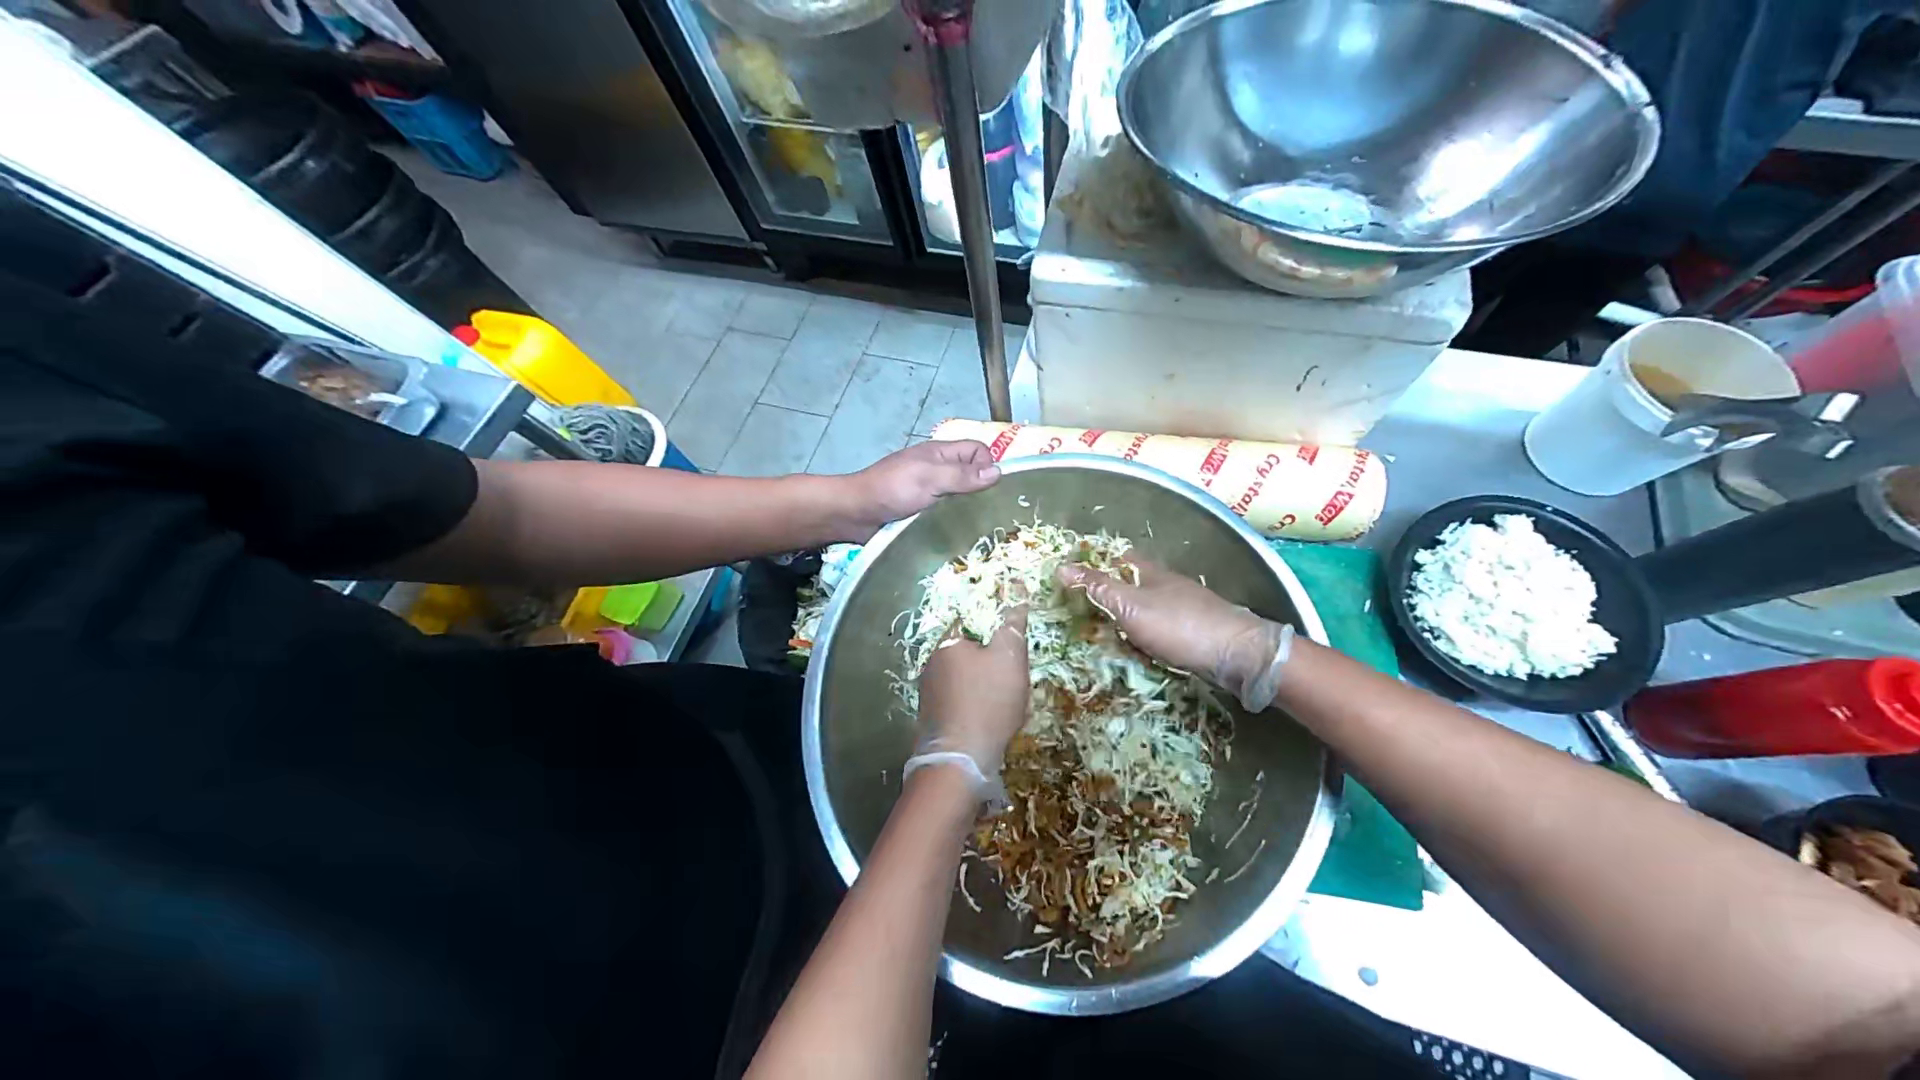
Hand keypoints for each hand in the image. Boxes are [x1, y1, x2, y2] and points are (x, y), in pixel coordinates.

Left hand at [836, 440, 999, 541]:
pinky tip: (958, 536)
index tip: (988, 490)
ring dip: (967, 511)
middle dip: (981, 491)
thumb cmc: (892, 489)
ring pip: (960, 497)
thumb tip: (999, 472)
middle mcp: (938, 471)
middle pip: (971, 476)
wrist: (855, 513)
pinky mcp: (922, 513)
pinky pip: (946, 514)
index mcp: (941, 454)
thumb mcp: (930, 478)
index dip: (987, 466)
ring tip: (979, 529)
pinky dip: (953, 522)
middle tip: (992, 515)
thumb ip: (963, 476)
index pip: (978, 451)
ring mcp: (929, 492)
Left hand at [909, 606, 1029, 796]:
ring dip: (990, 688)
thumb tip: (1017, 603)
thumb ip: (1012, 629)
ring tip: (1010, 707)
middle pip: (973, 653)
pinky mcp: (933, 717)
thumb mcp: (1009, 658)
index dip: (1000, 634)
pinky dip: (979, 708)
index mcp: (948, 643)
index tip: (1017, 650)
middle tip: (1016, 682)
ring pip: (969, 680)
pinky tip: (993, 723)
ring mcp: (930, 692)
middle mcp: (932, 663)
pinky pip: (963, 702)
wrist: (960, 759)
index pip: (976, 624)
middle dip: (996, 665)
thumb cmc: (988, 701)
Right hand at [1055, 559, 1294, 711]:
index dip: (1097, 564)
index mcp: (1150, 572)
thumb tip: (1060, 567)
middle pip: (1132, 586)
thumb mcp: (1130, 606)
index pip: (1119, 558)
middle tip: (1084, 617)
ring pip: (1146, 610)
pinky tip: (1139, 652)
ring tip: (1105, 639)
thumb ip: (1097, 588)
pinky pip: (1160, 631)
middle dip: (1110, 598)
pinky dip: (1145, 639)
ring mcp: (1183, 609)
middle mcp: (1167, 585)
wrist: (1237, 654)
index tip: (1075, 579)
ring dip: (1127, 622)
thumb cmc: (1179, 625)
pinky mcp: (1194, 632)